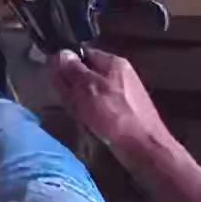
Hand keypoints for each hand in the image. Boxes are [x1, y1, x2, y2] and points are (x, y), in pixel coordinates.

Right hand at [50, 49, 170, 153]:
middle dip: (72, 88)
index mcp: (113, 63)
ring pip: (88, 93)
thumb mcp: (87, 88)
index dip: (66, 64)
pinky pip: (97, 107)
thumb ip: (72, 69)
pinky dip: (89, 114)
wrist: (144, 148)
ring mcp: (122, 95)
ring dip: (78, 103)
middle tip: (68, 100)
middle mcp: (119, 75)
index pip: (82, 54)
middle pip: (84, 74)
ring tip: (79, 115)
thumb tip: (61, 53)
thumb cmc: (114, 114)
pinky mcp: (122, 112)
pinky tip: (89, 124)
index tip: (56, 77)